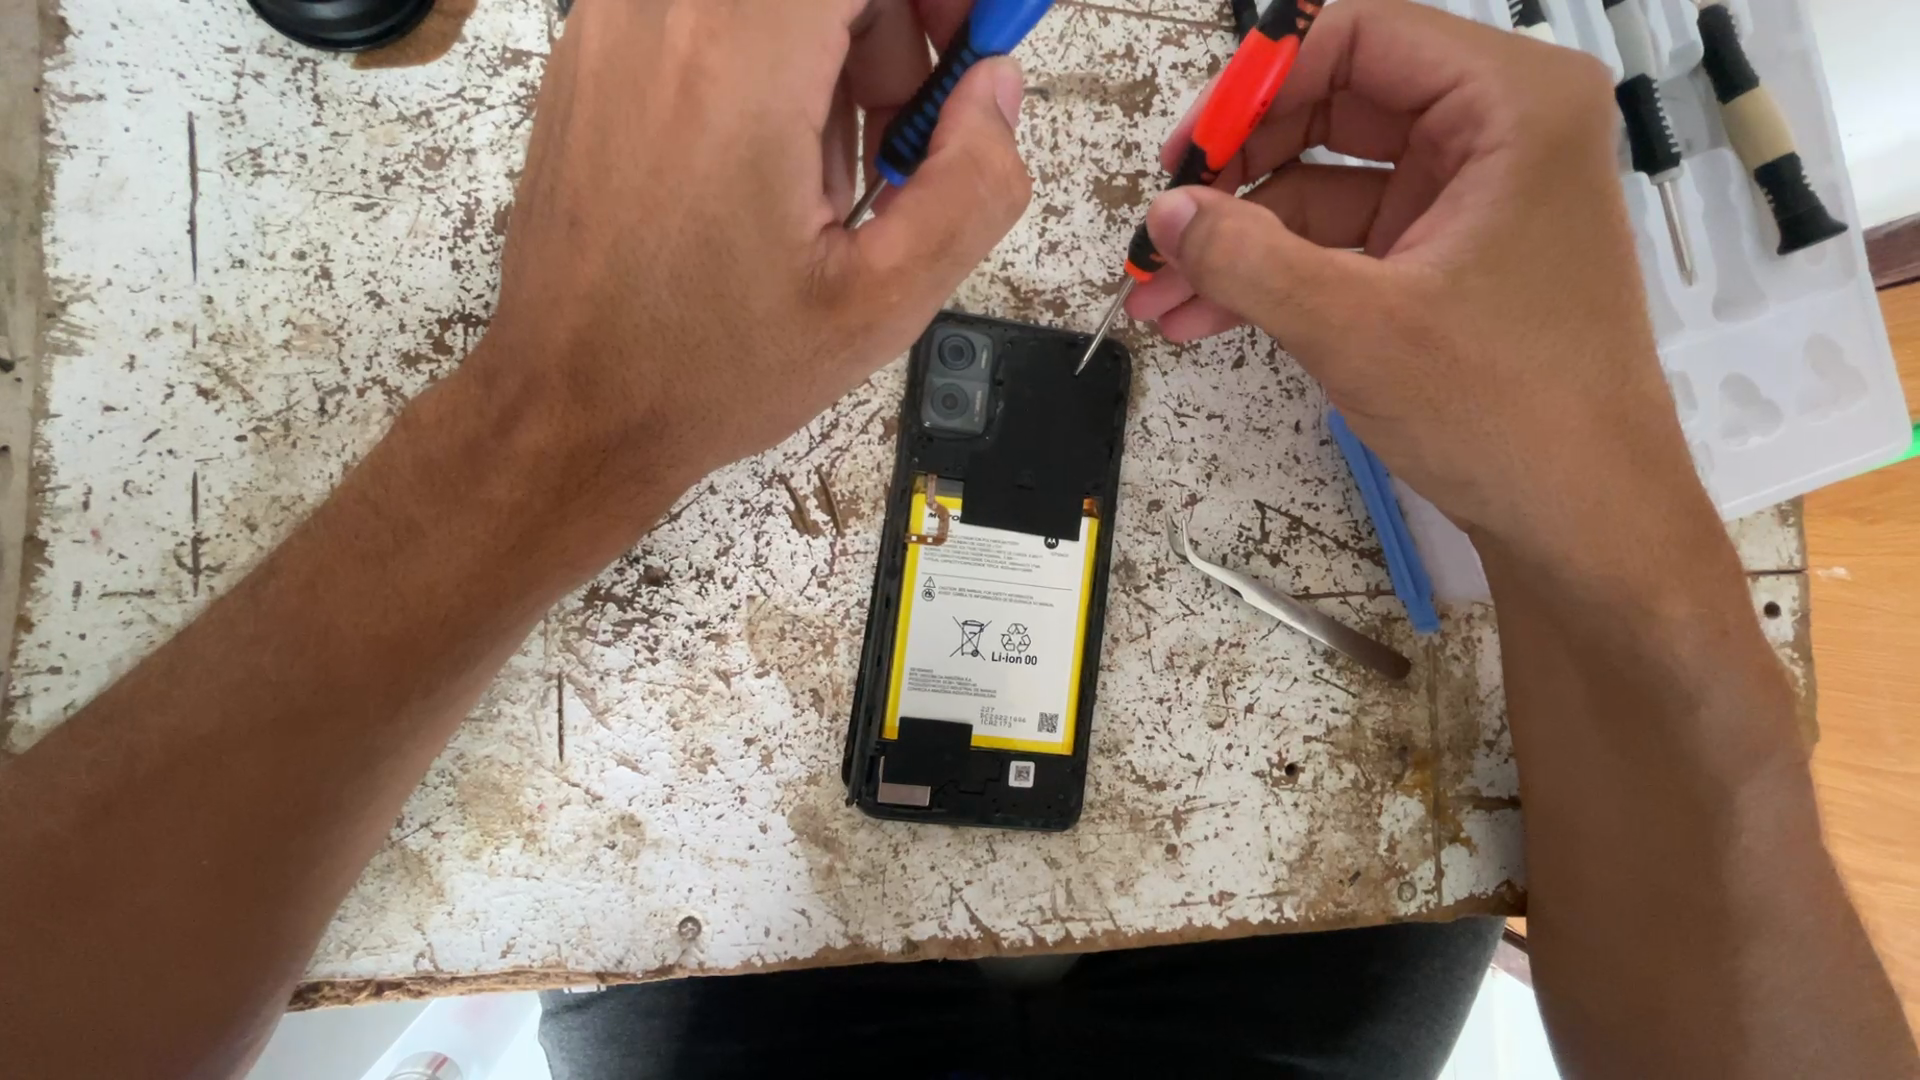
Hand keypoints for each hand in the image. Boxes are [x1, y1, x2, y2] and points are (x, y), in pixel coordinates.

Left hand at [474, 0, 1030, 504]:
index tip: (968, 53)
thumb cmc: (722, 368)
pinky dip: (770, 69)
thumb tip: (993, 91)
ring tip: (834, 186)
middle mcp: (661, 10)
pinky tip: (771, 176)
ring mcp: (610, 24)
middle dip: (894, 29)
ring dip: (834, 57)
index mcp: (739, 58)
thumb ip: (971, 189)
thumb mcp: (882, 305)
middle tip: (909, 143)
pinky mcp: (592, 59)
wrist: (581, 407)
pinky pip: (710, 18)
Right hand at [1128, 0, 1706, 559]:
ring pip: (1316, 195)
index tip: (1180, 158)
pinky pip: (1331, 252)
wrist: (1572, 512)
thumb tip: (1162, 215)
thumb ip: (1247, 259)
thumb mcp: (1352, 325)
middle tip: (1157, 235)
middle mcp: (1488, 137)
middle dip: (1230, 181)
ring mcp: (1456, 207)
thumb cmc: (1490, 404)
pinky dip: (1266, 282)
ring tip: (1153, 299)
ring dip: (1232, 247)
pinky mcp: (1430, 267)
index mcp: (1507, 106)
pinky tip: (1198, 319)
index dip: (1254, 86)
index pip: (1358, 41)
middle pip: (1327, 116)